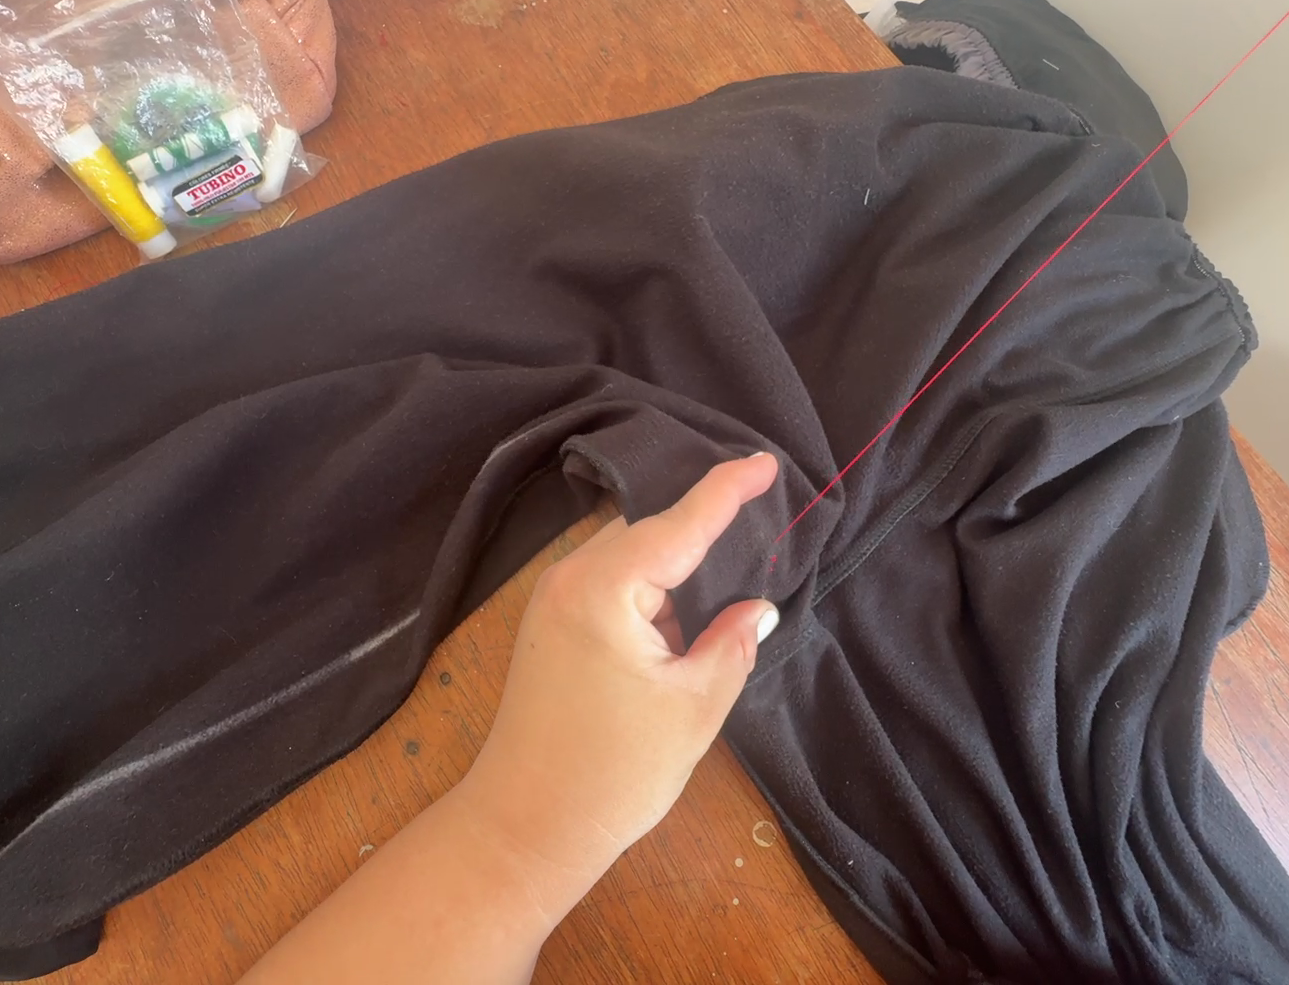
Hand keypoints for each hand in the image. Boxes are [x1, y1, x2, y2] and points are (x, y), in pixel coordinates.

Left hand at [458, 452, 780, 879]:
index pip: (679, 524)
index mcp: (603, 588)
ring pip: (627, 560)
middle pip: (647, 535)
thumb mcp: (692, 708)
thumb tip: (757, 606)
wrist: (524, 827)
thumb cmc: (613, 772)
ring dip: (673, 573)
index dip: (726, 490)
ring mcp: (551, 599)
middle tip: (755, 536)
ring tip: (716, 598)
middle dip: (700, 536)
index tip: (764, 461)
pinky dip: (646, 595)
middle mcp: (569, 578)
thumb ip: (731, 644)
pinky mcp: (548, 624)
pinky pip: (607, 585)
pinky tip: (672, 628)